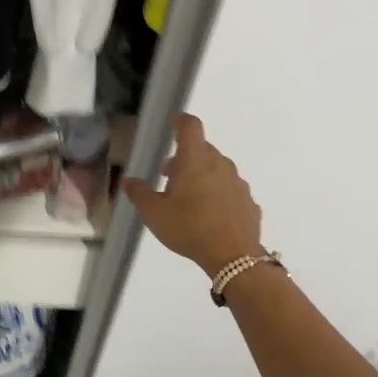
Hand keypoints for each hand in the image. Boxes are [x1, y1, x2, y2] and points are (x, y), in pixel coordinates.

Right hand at [121, 113, 264, 276]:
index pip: (190, 127)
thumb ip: (140, 194)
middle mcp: (219, 164)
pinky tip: (210, 214)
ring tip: (189, 197)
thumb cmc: (188, 227)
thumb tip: (129, 181)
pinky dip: (219, 195)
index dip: (181, 120)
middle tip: (169, 174)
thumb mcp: (154, 213)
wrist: (233, 256)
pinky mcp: (249, 202)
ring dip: (203, 176)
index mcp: (195, 160)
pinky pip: (230, 191)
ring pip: (218, 170)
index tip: (173, 121)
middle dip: (186, 157)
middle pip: (203, 150)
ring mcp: (238, 183)